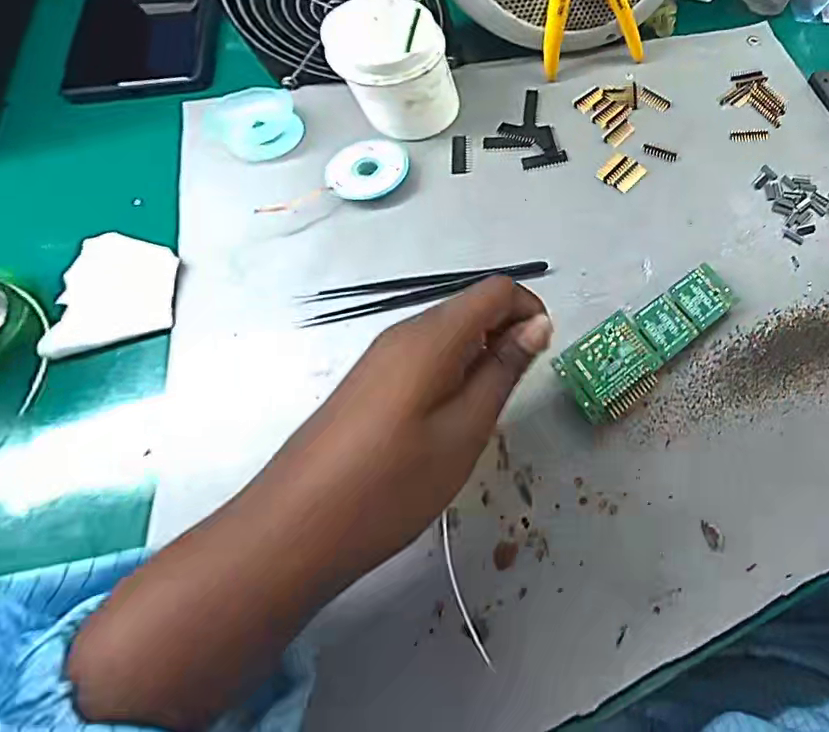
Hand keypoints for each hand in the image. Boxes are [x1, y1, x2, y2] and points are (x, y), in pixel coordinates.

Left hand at [70, 276, 550, 728]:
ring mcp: (382, 356)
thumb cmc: (390, 485)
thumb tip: (538, 324)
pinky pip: (426, 353)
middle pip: (473, 305)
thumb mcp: (465, 429)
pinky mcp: (369, 381)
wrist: (287, 537)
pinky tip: (448, 417)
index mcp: (432, 336)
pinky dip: (454, 368)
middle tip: (515, 389)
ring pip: (450, 330)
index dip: (530, 311)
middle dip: (508, 332)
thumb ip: (504, 369)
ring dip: (482, 352)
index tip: (541, 355)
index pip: (497, 290)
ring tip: (484, 409)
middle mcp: (404, 333)